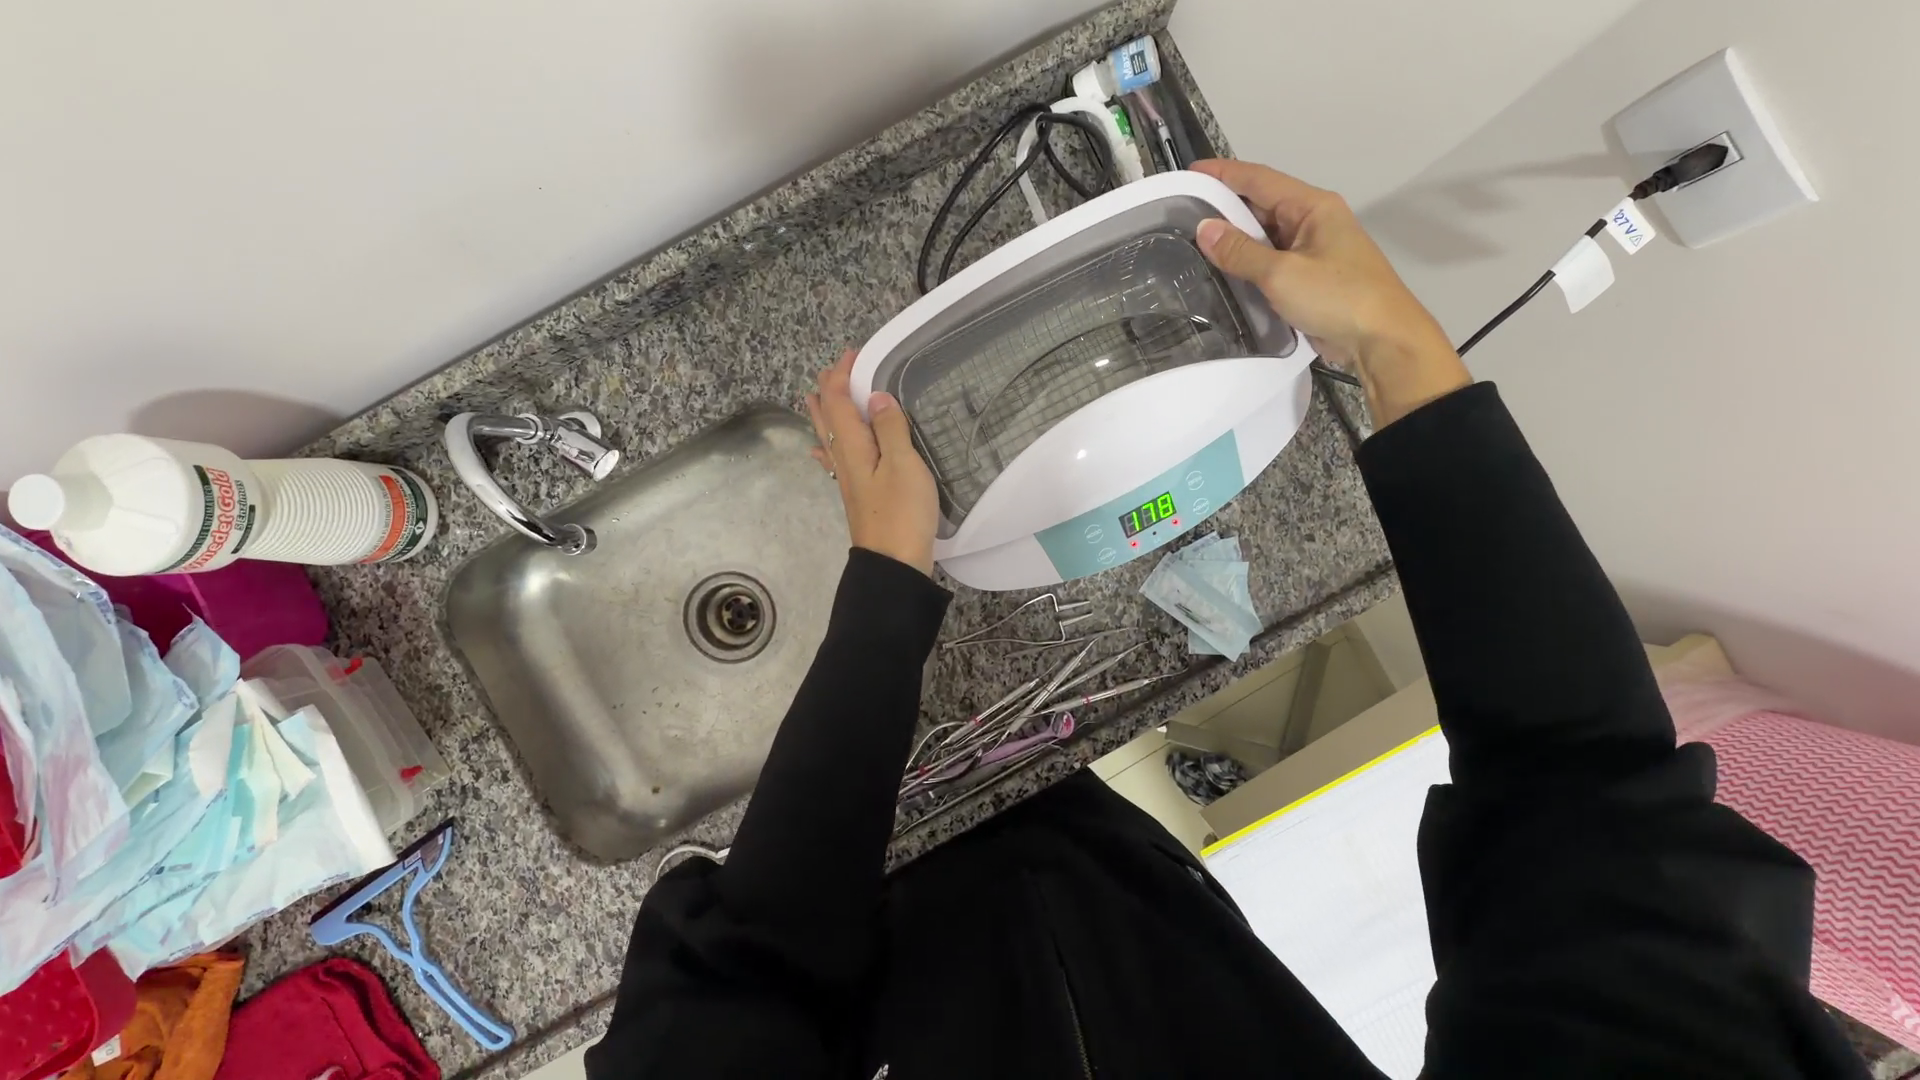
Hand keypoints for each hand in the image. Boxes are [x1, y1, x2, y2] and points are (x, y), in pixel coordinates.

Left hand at [805, 350, 939, 575]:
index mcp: (852, 446)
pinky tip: (822, 452)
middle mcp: (844, 459)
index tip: (854, 353)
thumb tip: (876, 396)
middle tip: (832, 369)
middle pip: (828, 418)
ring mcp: (848, 479)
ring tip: (817, 397)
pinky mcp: (857, 495)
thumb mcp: (904, 464)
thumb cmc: (902, 513)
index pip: (839, 401)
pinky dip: (829, 446)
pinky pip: (836, 459)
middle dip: (828, 390)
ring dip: (825, 414)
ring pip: (829, 437)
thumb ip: (890, 428)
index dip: (842, 374)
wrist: (894, 564)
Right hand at [1190, 159, 1470, 427]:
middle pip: (1260, 206)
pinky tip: (1222, 274)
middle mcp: (1312, 222)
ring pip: (1263, 237)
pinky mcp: (1308, 279)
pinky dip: (1245, 265)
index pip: (1260, 179)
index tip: (1191, 173)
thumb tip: (1203, 228)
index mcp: (1312, 207)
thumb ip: (1240, 252)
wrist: (1381, 340)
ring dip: (1233, 240)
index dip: (1224, 174)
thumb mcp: (1282, 274)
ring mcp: (1311, 251)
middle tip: (1182, 215)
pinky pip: (1269, 263)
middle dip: (1224, 208)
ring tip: (1192, 244)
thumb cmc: (1338, 298)